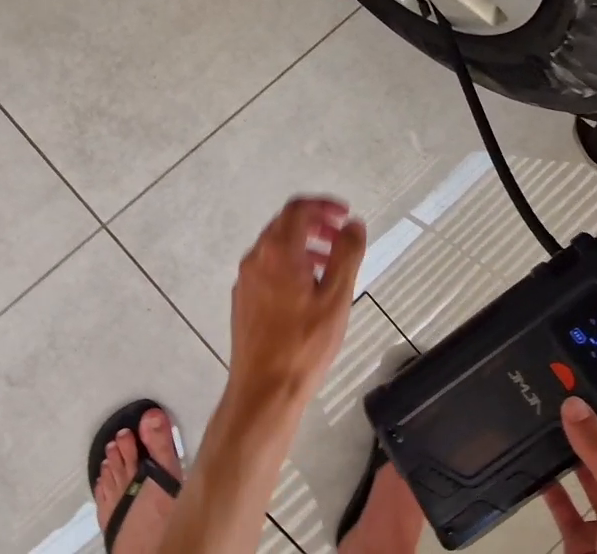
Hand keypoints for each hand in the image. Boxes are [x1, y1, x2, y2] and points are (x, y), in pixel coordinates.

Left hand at [225, 196, 366, 406]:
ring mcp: (246, 279)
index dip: (324, 205)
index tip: (345, 216)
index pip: (298, 209)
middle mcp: (256, 258)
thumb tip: (353, 225)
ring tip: (330, 265)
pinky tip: (307, 291)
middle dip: (316, 224)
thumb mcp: (336, 297)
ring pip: (275, 247)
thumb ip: (346, 254)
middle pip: (285, 224)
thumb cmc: (304, 345)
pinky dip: (289, 264)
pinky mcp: (243, 299)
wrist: (264, 391)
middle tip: (341, 238)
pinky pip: (267, 267)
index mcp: (278, 251)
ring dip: (304, 245)